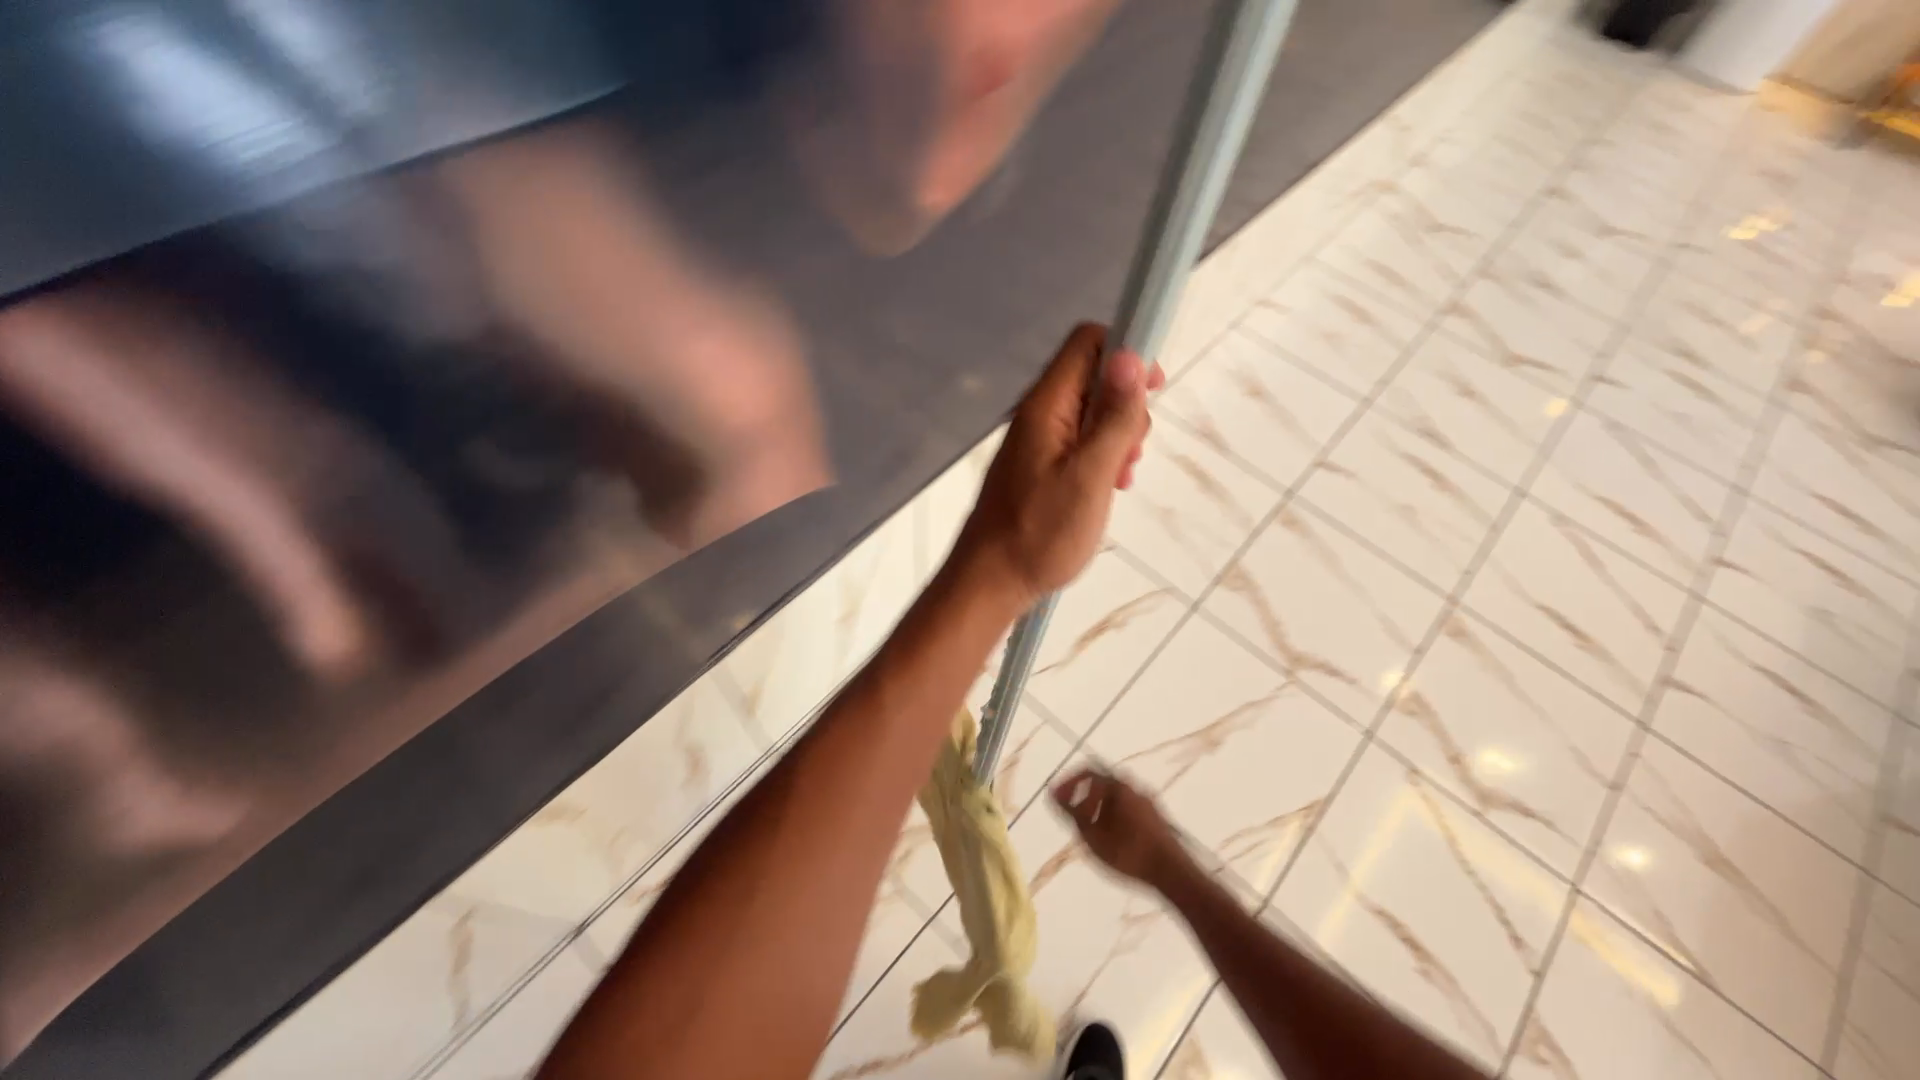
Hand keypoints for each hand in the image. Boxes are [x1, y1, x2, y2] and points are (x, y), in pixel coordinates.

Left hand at [951, 323, 1162, 608]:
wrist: (989, 582)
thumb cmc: (1039, 534)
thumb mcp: (1089, 476)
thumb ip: (1112, 418)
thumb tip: (1130, 356)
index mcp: (1046, 406)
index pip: (1088, 343)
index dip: (1127, 353)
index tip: (1153, 390)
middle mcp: (1038, 415)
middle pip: (1093, 378)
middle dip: (1125, 406)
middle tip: (1131, 452)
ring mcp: (1036, 443)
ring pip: (1089, 415)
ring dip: (1116, 438)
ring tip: (1121, 478)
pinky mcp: (1038, 469)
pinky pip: (1078, 445)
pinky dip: (1100, 460)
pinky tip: (1107, 491)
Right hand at [1051, 767, 1186, 889]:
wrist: (1172, 872)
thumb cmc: (1128, 851)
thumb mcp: (1092, 834)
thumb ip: (1070, 811)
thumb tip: (1053, 791)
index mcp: (1118, 786)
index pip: (1087, 772)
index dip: (1068, 782)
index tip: (1056, 798)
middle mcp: (1134, 788)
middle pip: (1102, 784)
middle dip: (1084, 798)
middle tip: (1073, 818)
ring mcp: (1148, 803)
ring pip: (1116, 799)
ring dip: (1099, 811)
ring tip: (1090, 833)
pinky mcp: (1157, 820)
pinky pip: (1128, 810)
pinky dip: (1113, 819)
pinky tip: (1111, 840)